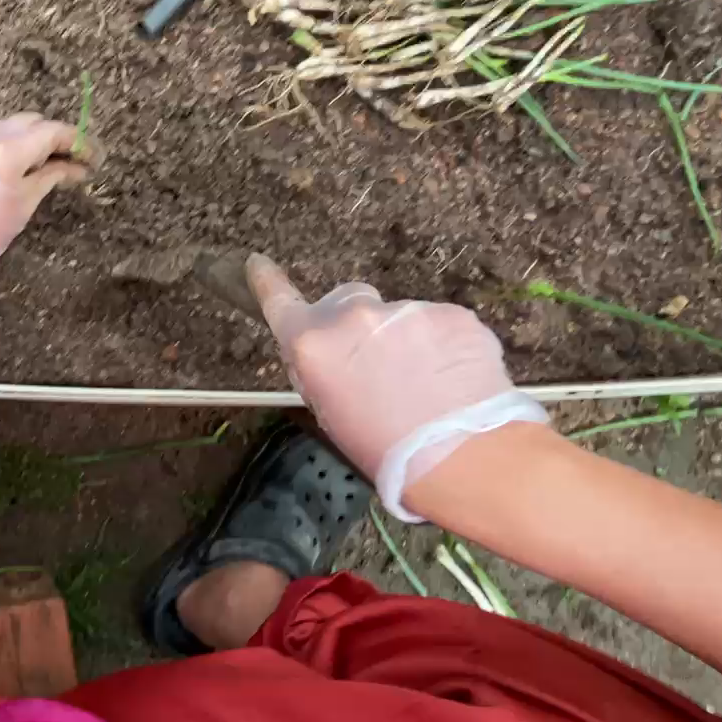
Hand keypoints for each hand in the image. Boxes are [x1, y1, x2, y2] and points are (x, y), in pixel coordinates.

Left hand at [0, 112, 98, 283]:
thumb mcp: (27, 201)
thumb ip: (52, 175)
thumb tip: (77, 168)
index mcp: (7, 151)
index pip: (50, 131)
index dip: (75, 140)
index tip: (91, 155)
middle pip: (30, 121)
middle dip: (52, 135)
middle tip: (70, 158)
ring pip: (9, 127)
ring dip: (31, 138)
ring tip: (46, 163)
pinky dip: (9, 144)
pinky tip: (19, 166)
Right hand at [244, 253, 548, 521]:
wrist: (466, 459)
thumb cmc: (384, 449)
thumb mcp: (328, 410)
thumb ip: (319, 366)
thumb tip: (327, 351)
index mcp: (312, 344)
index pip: (278, 299)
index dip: (266, 280)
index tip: (256, 262)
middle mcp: (351, 317)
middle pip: (346, 301)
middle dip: (355, 323)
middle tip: (376, 363)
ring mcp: (404, 310)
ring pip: (397, 316)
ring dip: (403, 339)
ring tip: (425, 383)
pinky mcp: (451, 314)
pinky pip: (438, 323)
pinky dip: (443, 345)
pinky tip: (454, 378)